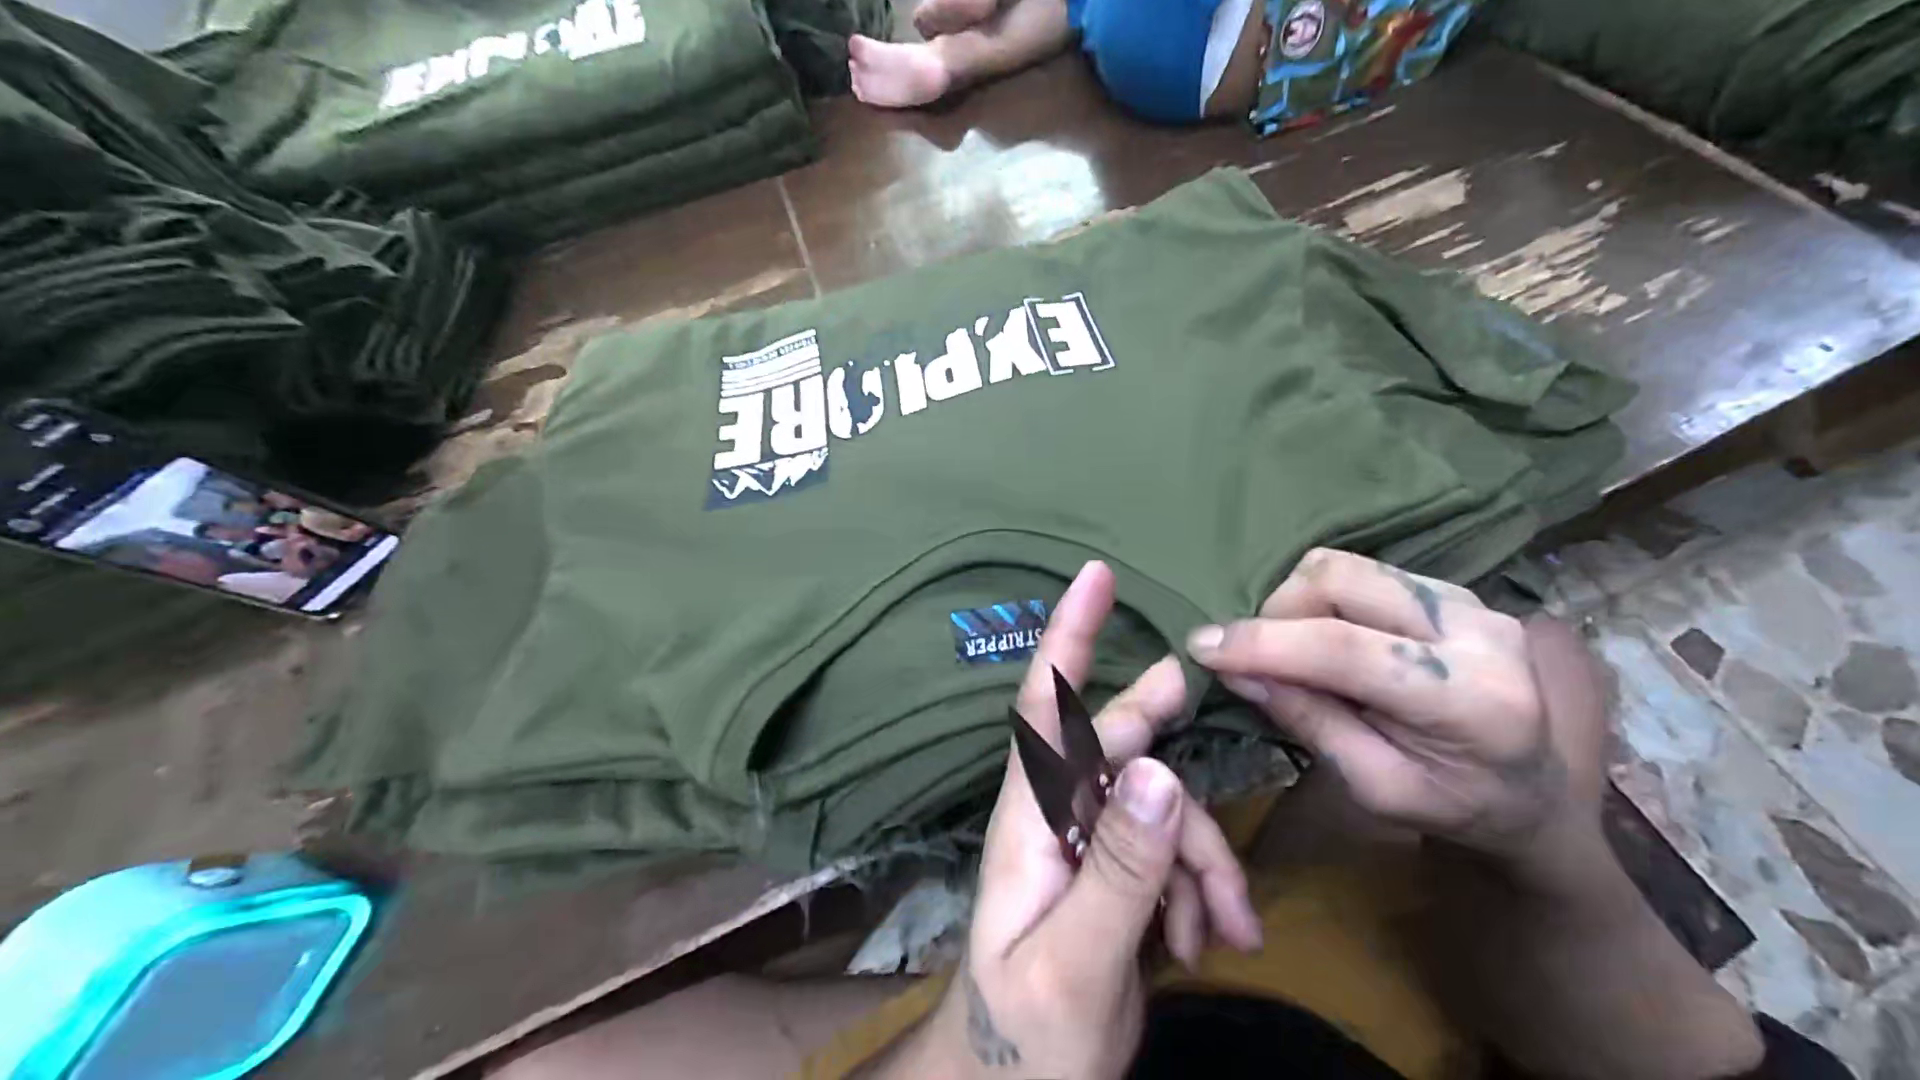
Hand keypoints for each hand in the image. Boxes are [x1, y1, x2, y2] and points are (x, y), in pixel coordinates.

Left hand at [883, 561, 1261, 1079]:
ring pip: (1163, 810)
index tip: (1095, 577)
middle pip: (1117, 745)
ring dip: (1205, 860)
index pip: (1046, 707)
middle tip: (1201, 693)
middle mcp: (1059, 815)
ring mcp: (1092, 844)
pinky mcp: (1122, 877)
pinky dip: (1203, 891)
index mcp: (1031, 819)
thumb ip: (1119, 868)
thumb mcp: (1076, 960)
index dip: (1067, 638)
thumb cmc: (1026, 1033)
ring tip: (1230, 926)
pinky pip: (1173, 855)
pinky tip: (1213, 943)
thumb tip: (1161, 771)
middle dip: (1160, 737)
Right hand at [1186, 548, 1606, 871]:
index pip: (1344, 649)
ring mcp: (1466, 600)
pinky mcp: (1449, 589)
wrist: (1534, 792)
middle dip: (1277, 614)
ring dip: (1295, 602)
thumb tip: (1235, 670)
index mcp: (1472, 700)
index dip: (1263, 643)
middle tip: (1259, 660)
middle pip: (1339, 581)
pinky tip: (1325, 636)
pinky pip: (1359, 569)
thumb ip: (1309, 722)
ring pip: (1343, 565)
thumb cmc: (1456, 807)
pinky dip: (1319, 597)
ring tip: (1293, 649)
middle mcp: (1477, 630)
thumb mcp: (1375, 788)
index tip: (1200, 647)